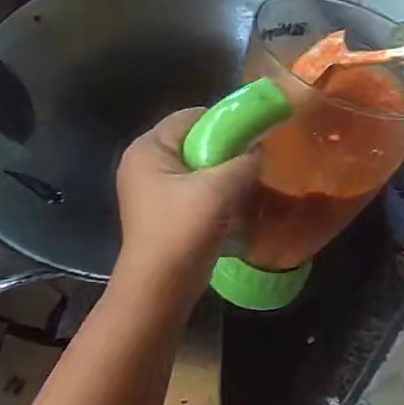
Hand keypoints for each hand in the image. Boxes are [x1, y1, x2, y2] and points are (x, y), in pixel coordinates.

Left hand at [115, 109, 258, 285]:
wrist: (160, 287)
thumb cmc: (183, 231)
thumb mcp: (219, 189)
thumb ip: (243, 161)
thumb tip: (259, 149)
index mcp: (147, 148)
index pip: (191, 117)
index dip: (224, 122)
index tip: (254, 137)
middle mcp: (144, 163)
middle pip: (194, 141)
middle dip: (226, 151)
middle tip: (255, 161)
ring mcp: (152, 190)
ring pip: (197, 168)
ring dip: (224, 174)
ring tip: (250, 183)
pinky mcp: (163, 212)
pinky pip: (195, 190)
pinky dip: (216, 193)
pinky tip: (236, 204)